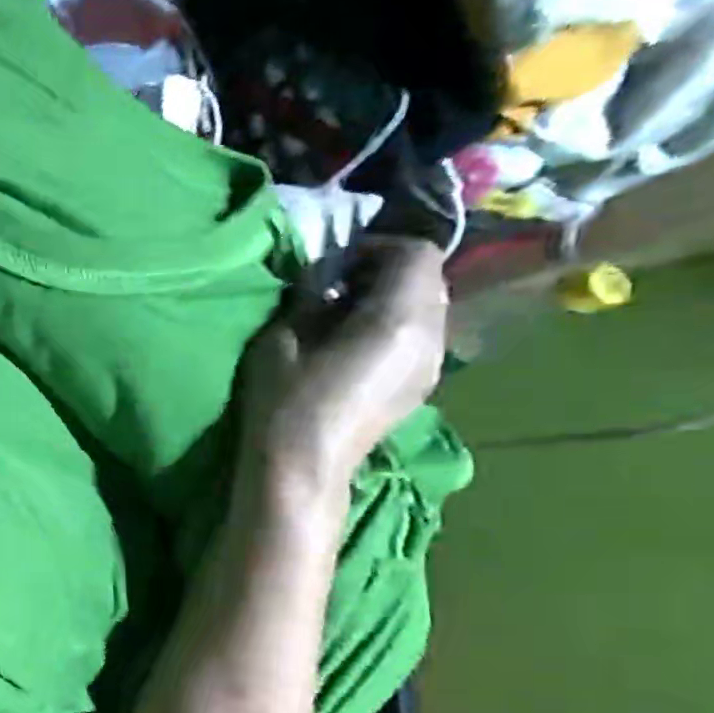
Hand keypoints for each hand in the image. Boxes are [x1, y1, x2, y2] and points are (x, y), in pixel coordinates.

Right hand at [240, 239, 449, 490]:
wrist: (302, 466)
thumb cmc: (284, 400)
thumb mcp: (281, 339)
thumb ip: (310, 299)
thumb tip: (324, 279)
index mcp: (398, 319)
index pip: (415, 254)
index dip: (378, 246)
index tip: (338, 261)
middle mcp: (430, 336)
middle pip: (428, 279)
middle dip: (386, 270)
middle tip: (339, 284)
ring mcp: (432, 364)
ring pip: (428, 308)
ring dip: (392, 298)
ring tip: (344, 314)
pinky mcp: (422, 385)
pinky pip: (421, 336)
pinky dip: (395, 325)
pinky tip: (355, 345)